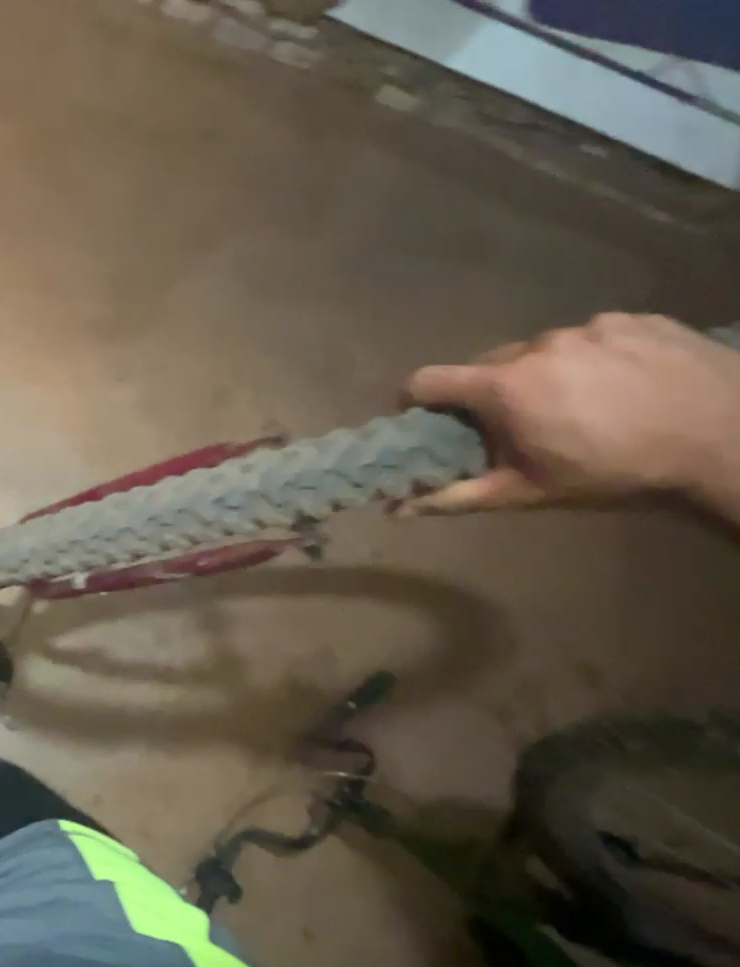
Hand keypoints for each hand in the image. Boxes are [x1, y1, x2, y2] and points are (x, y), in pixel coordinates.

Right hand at [404, 314, 739, 514]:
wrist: (732, 439)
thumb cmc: (616, 470)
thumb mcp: (529, 492)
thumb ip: (458, 496)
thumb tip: (398, 508)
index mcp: (502, 386)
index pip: (426, 380)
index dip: (419, 401)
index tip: (433, 420)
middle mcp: (538, 346)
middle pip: (487, 364)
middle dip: (492, 391)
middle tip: (523, 421)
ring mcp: (591, 328)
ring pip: (543, 350)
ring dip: (546, 373)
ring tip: (584, 401)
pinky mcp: (637, 319)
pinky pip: (595, 335)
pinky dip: (595, 357)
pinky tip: (625, 382)